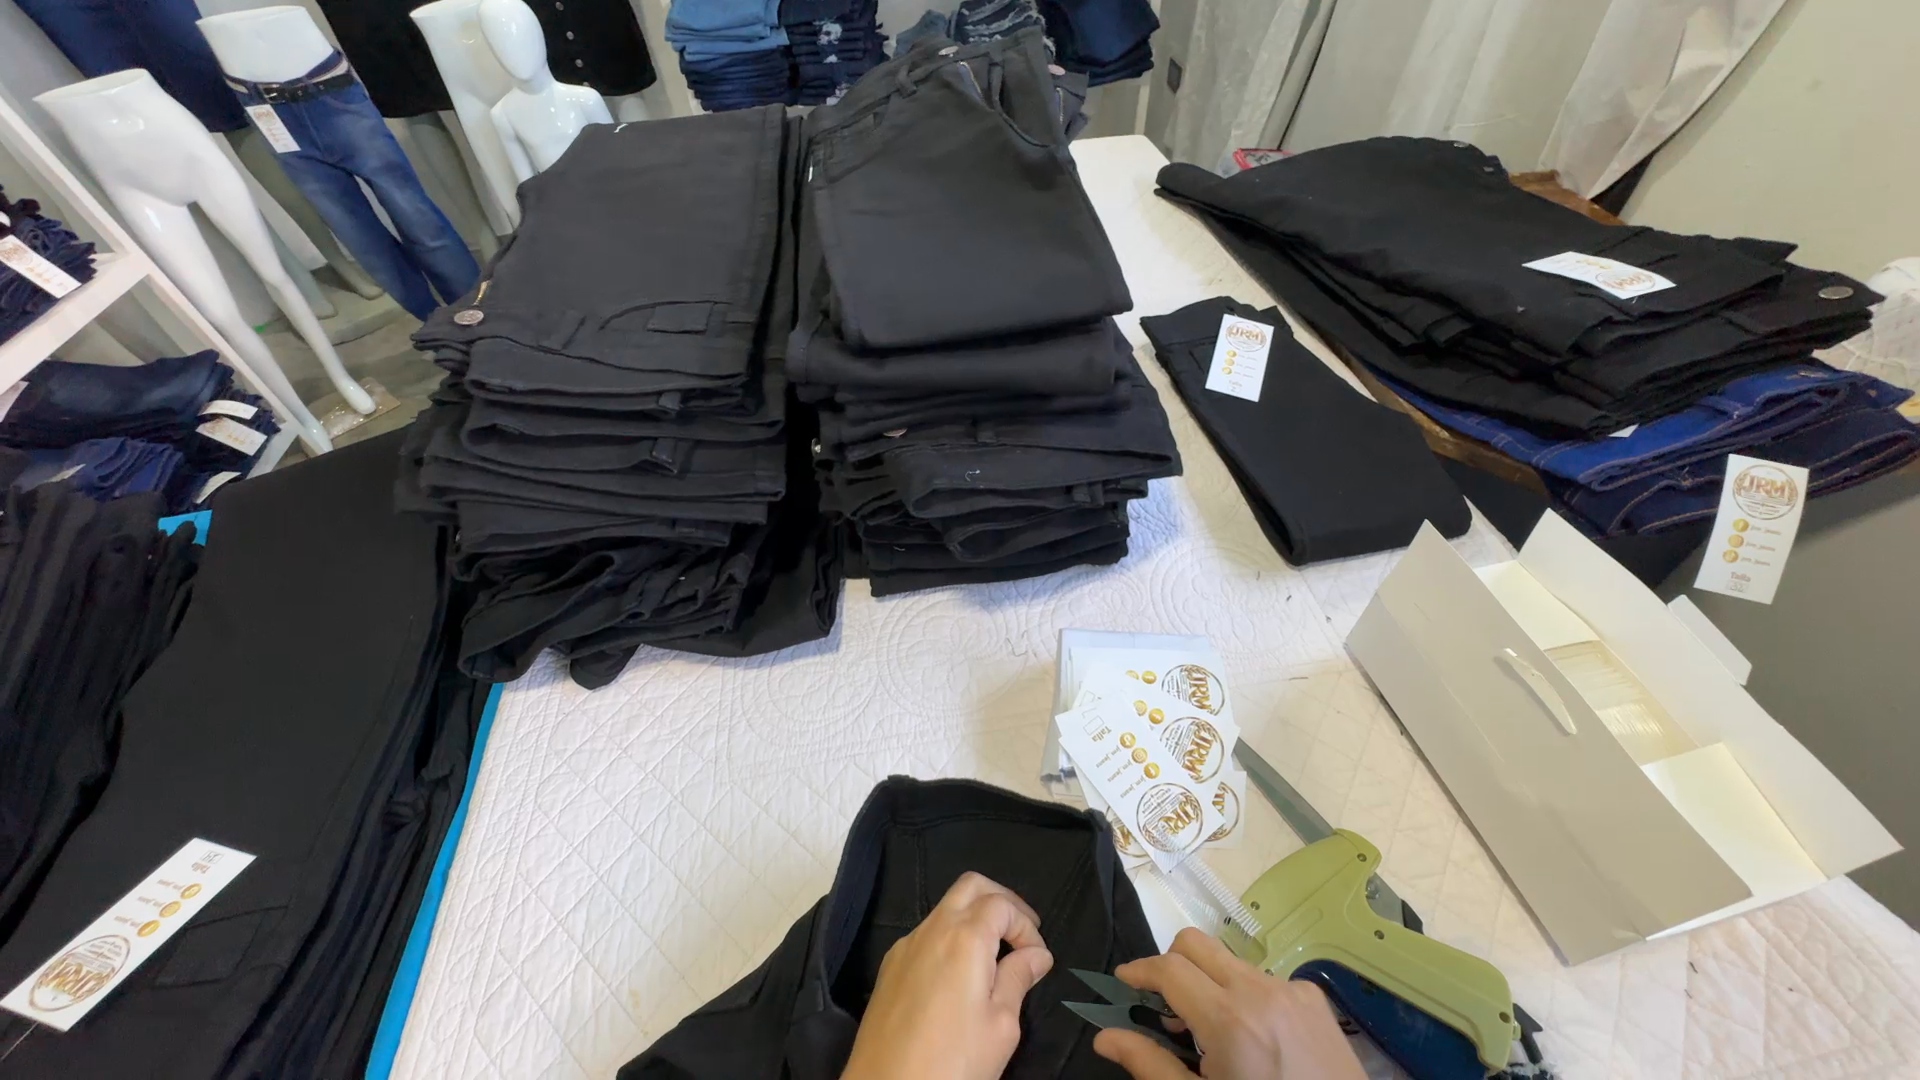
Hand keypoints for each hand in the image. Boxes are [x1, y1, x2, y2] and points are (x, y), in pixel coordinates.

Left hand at [839, 872, 1054, 1079]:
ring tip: (995, 955)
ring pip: (945, 906)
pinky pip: (926, 932)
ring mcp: (906, 944)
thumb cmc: (953, 1063)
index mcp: (964, 937)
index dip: (1026, 925)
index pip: (1002, 904)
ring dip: (974, 917)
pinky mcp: (890, 966)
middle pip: (970, 885)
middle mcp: (932, 928)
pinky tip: (960, 974)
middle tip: (1021, 932)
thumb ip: (1018, 979)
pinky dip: (950, 936)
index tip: (1039, 959)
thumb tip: (1037, 954)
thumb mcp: (1000, 1026)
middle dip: (1001, 900)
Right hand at [1092, 928, 1364, 1079]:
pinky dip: (1245, 996)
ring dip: (1209, 982)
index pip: (1168, 968)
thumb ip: (1151, 1066)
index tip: (1123, 981)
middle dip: (1170, 962)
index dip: (1139, 970)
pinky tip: (1256, 1039)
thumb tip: (1104, 1037)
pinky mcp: (1314, 998)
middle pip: (1195, 943)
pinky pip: (1263, 979)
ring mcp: (1292, 990)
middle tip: (1163, 1000)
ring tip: (1212, 1031)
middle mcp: (1260, 991)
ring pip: (1229, 961)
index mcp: (1230, 1022)